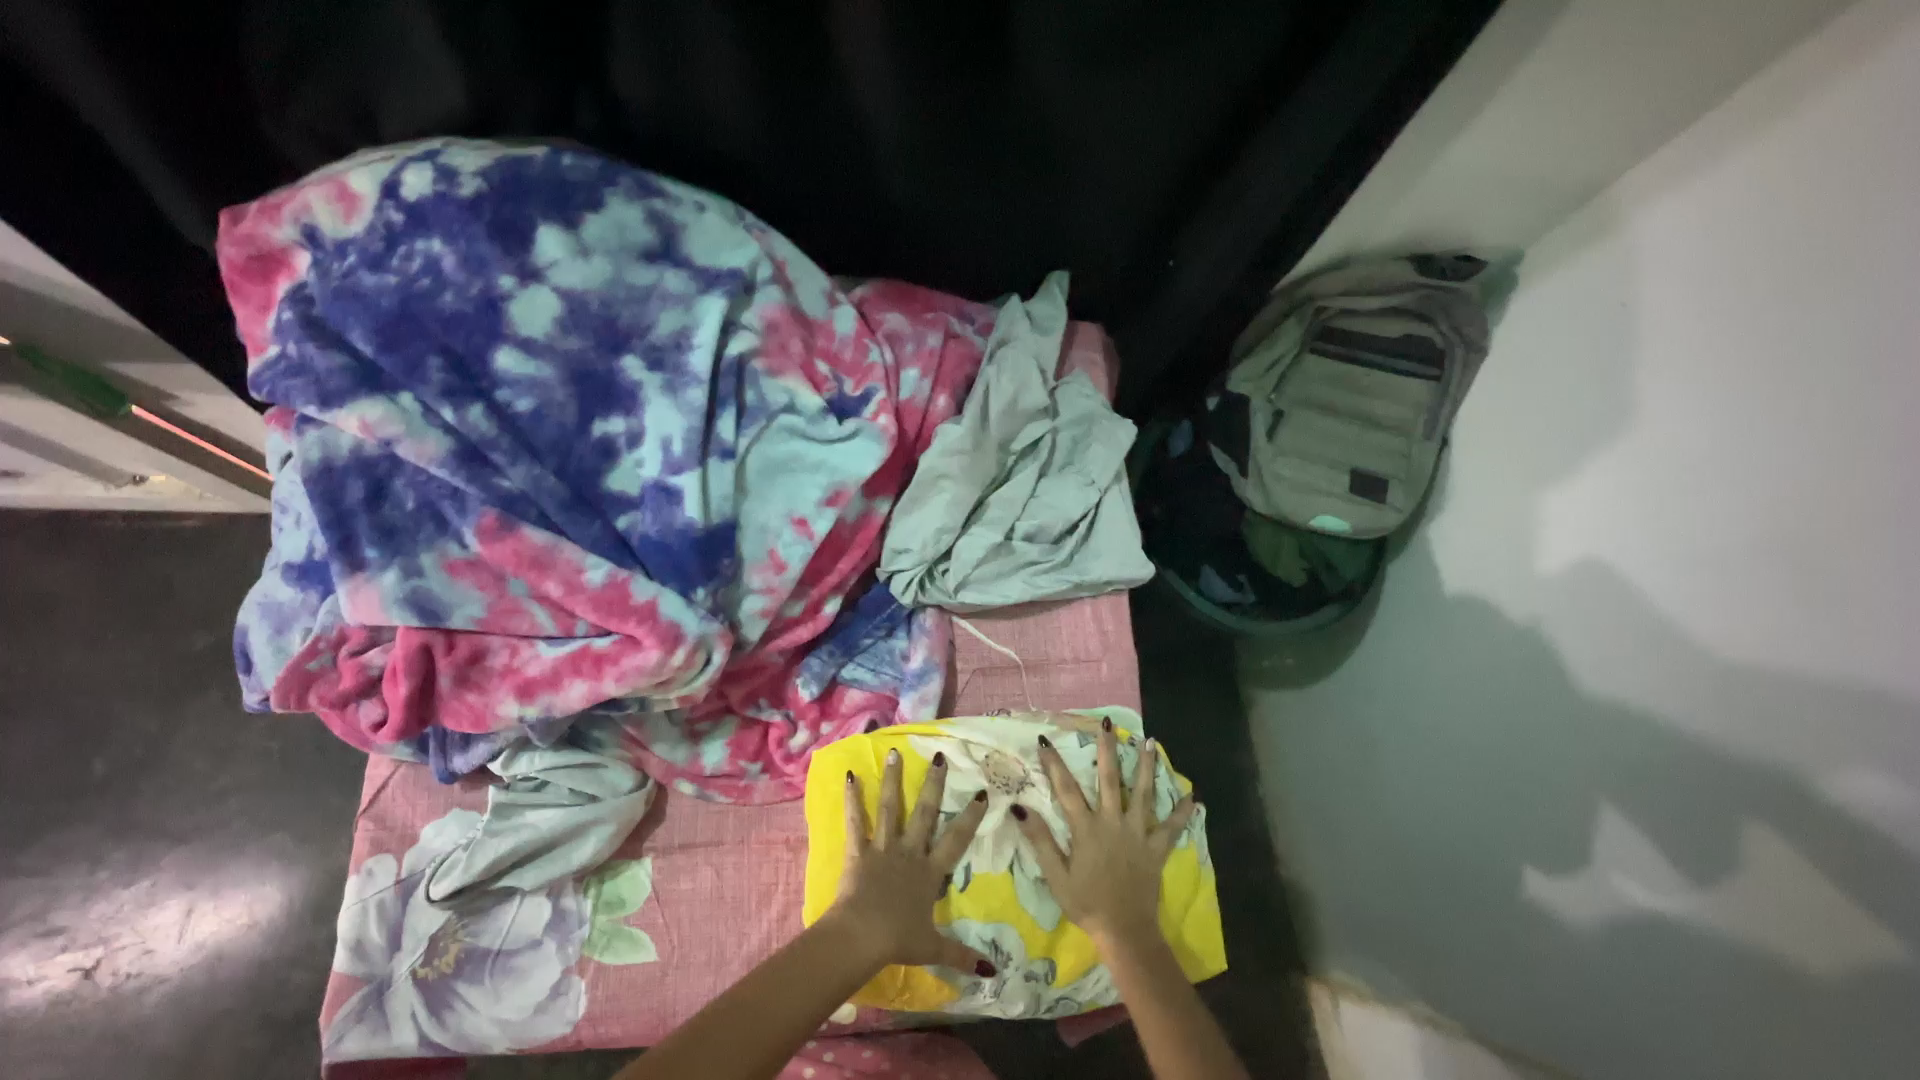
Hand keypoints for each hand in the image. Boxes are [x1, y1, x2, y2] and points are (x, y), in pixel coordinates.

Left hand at [828, 748, 996, 975]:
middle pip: (925, 813)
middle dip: (934, 785)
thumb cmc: (897, 940)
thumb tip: (992, 972)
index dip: (970, 817)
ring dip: (893, 780)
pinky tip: (850, 776)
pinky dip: (853, 799)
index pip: (956, 840)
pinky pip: (855, 821)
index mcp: (930, 872)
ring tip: (895, 752)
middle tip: (940, 757)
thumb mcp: (933, 949)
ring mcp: (883, 848)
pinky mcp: (858, 851)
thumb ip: (962, 955)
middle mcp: (909, 852)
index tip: (981, 793)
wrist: (860, 937)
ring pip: (891, 808)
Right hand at [1016, 720, 1196, 948]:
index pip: (1066, 790)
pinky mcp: (1156, 849)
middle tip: (1108, 724)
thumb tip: (1022, 809)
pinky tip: (1193, 796)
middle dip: (1107, 749)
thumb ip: (1040, 841)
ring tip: (1149, 741)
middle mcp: (1112, 823)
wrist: (1124, 931)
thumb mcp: (1055, 876)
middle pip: (1109, 779)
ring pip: (1143, 793)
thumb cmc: (1086, 904)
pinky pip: (1172, 827)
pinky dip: (1182, 811)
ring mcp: (1138, 834)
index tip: (1045, 741)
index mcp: (1086, 829)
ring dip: (1146, 766)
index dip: (1054, 765)